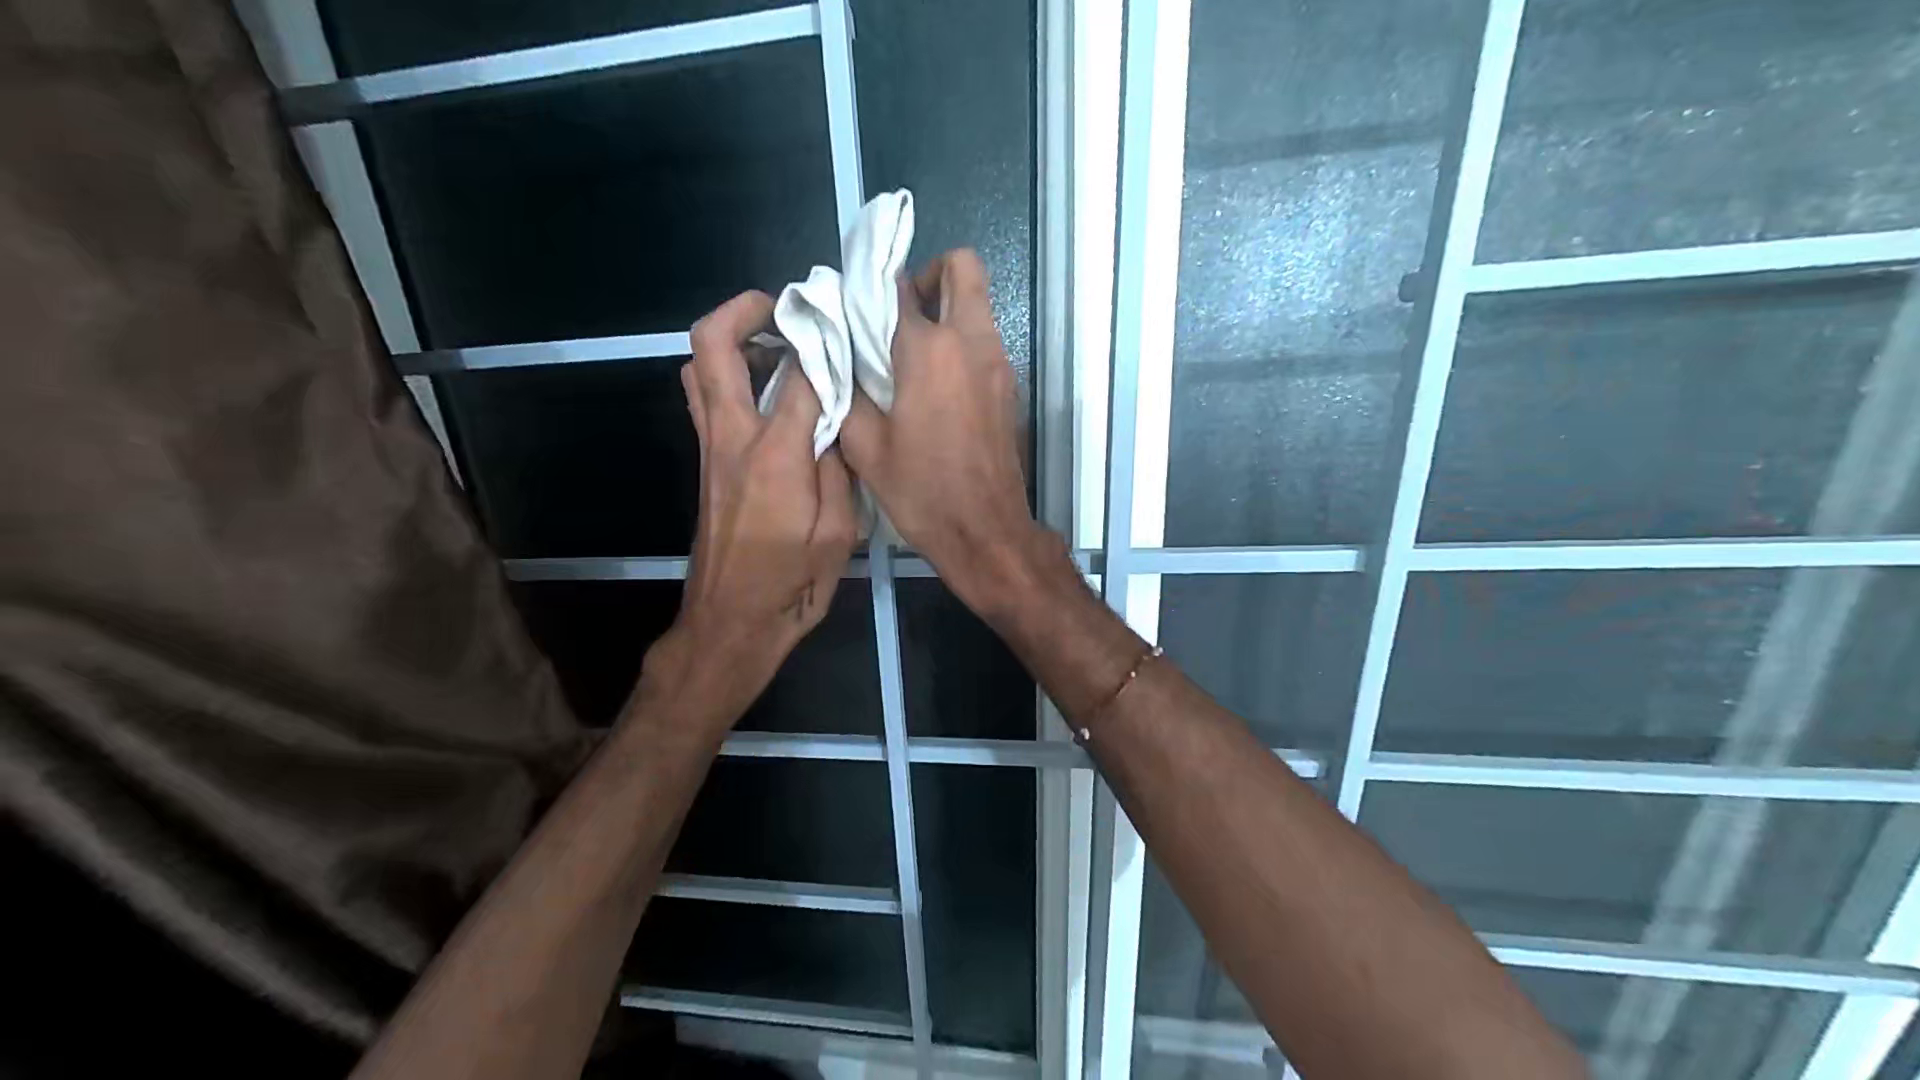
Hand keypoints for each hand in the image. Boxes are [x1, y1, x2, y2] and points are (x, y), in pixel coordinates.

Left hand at [642, 291, 859, 727]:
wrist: (729, 622)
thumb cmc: (790, 585)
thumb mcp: (837, 534)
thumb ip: (839, 469)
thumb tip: (836, 422)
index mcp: (775, 455)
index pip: (797, 373)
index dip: (822, 341)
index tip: (843, 325)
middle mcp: (733, 439)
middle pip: (713, 346)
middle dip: (743, 310)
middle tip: (783, 309)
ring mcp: (711, 449)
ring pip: (699, 368)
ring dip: (731, 341)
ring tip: (777, 345)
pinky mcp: (706, 464)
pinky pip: (705, 398)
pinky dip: (729, 374)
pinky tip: (769, 392)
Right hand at [840, 249, 1048, 612]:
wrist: (985, 530)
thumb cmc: (921, 490)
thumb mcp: (864, 445)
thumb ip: (846, 389)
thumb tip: (838, 359)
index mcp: (930, 349)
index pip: (900, 286)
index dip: (876, 288)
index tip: (861, 308)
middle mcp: (972, 341)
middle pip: (962, 267)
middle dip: (929, 275)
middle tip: (900, 314)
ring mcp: (999, 363)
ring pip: (978, 304)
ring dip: (948, 309)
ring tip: (913, 354)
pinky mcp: (1010, 387)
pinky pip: (985, 341)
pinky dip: (962, 343)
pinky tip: (936, 385)